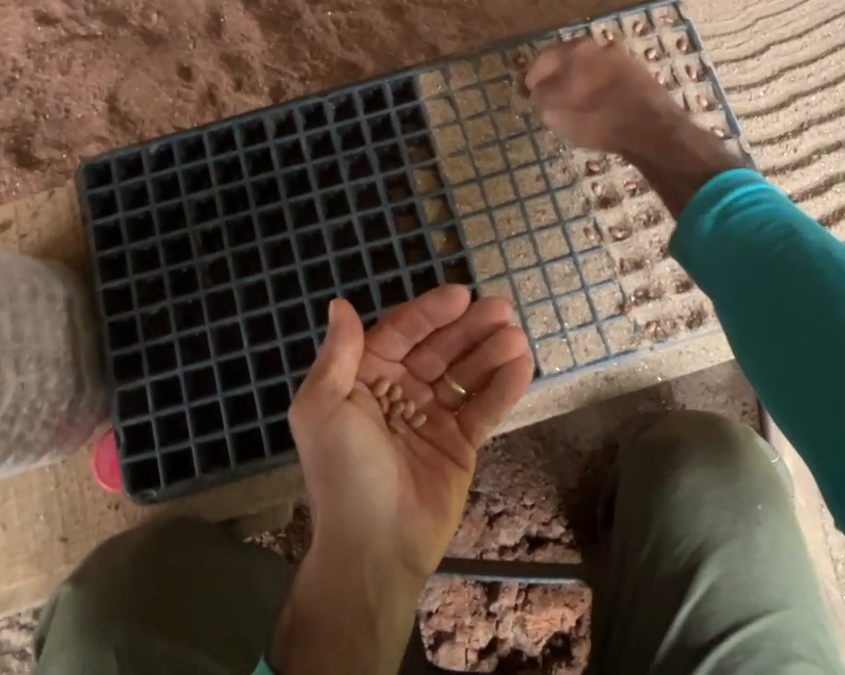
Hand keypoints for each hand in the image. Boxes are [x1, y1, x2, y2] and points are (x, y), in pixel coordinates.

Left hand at [268, 285, 531, 674]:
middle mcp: (399, 391)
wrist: (373, 549)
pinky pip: (483, 407)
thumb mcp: (322, 410)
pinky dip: (503, 386)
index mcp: (364, 378)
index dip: (430, 312)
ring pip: (465, 373)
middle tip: (502, 309)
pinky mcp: (460, 443)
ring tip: (516, 335)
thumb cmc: (343, 473)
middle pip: (439, 348)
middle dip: (469, 327)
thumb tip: (339, 303)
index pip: (401, 332)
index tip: (461, 295)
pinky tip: (522, 365)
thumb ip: (336, 355)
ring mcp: (432, 417)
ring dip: (490, 351)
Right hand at [527, 38, 752, 215]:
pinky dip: (601, 87)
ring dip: (582, 80)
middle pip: (571, 58)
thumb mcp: (557, 113)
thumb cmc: (597, 119)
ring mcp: (623, 58)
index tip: (529, 89)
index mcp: (575, 51)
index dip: (535, 75)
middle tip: (551, 92)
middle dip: (559, 74)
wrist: (651, 129)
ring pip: (593, 67)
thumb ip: (543, 97)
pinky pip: (611, 78)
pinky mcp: (641, 74)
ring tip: (575, 100)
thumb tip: (540, 90)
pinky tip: (600, 104)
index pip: (546, 58)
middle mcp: (600, 47)